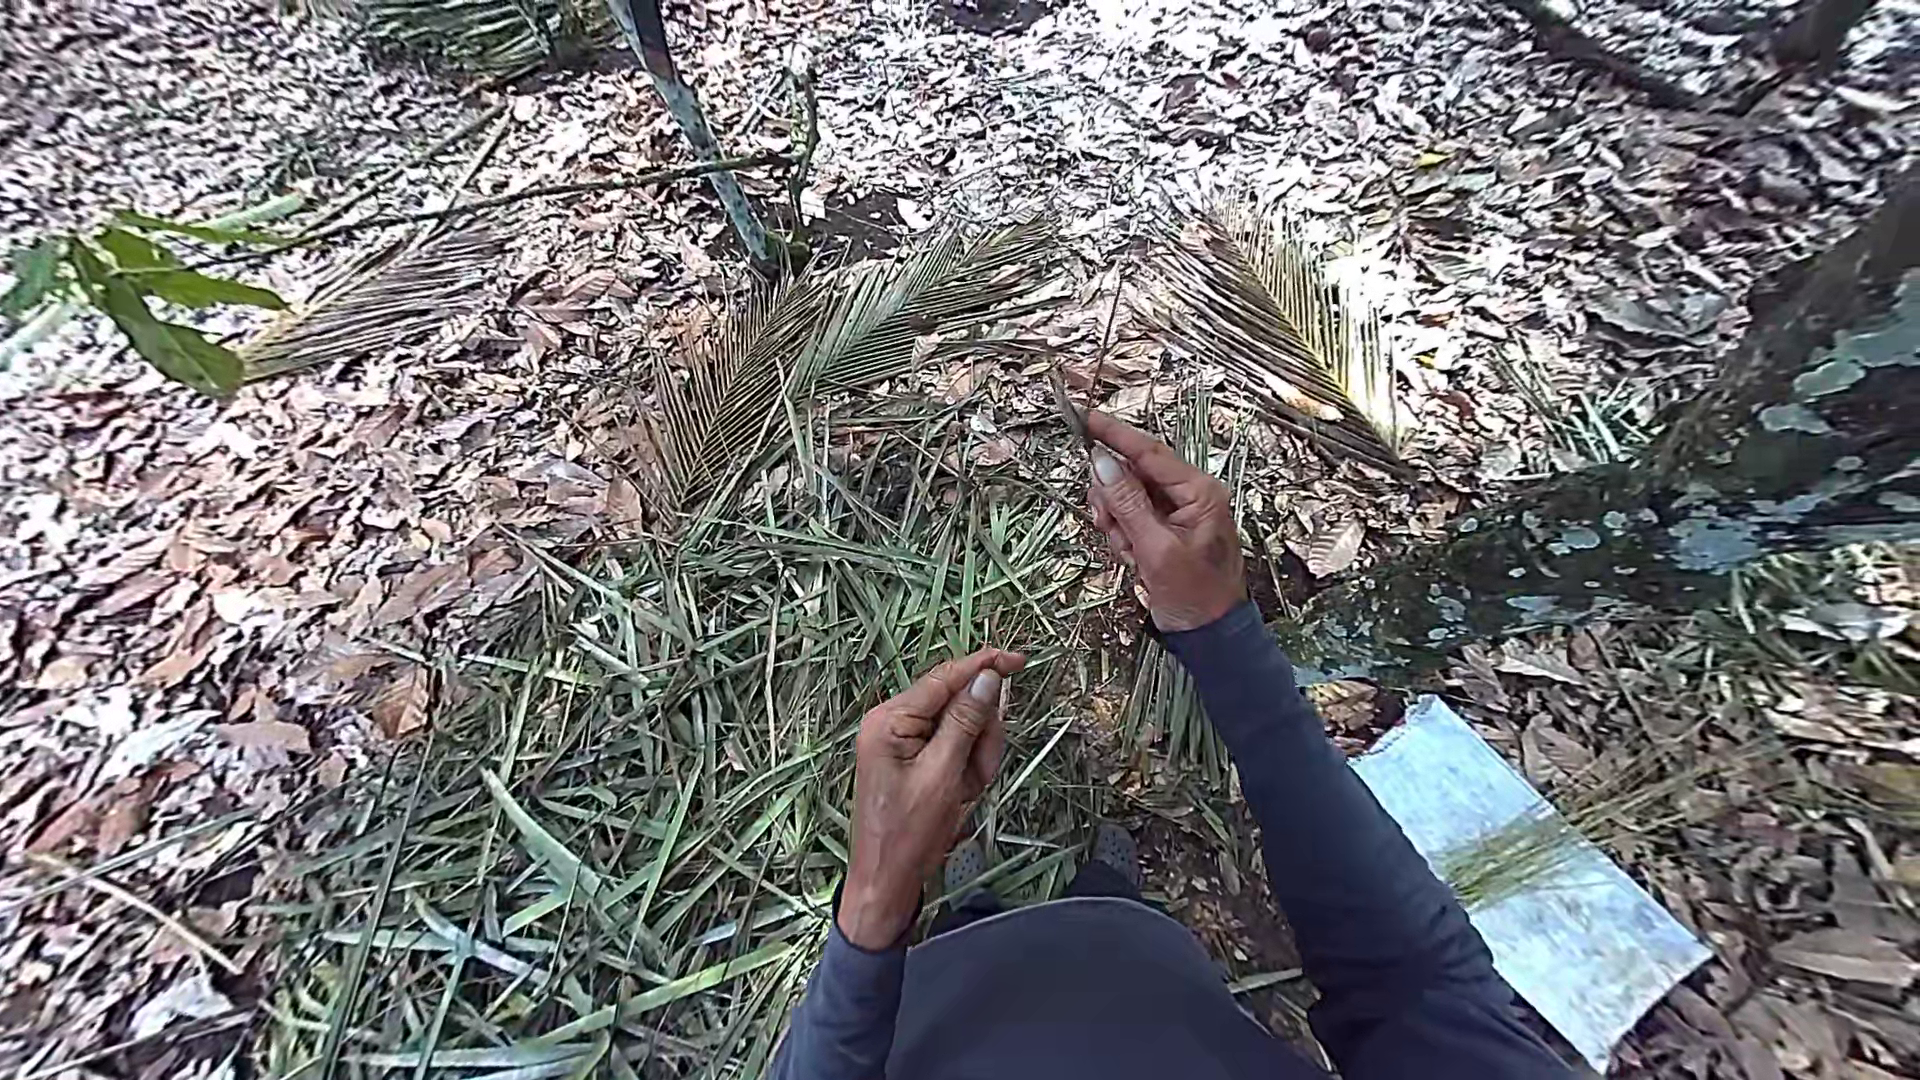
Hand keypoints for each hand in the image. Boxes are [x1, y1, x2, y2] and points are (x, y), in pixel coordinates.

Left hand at [840, 647, 1027, 948]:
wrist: (885, 884)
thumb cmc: (907, 834)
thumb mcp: (944, 774)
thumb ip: (966, 721)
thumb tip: (987, 677)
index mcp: (891, 718)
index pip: (945, 677)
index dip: (983, 666)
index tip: (1017, 660)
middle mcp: (894, 720)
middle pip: (957, 703)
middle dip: (979, 735)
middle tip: (978, 772)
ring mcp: (902, 739)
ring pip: (962, 727)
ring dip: (975, 756)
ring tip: (965, 791)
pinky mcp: (912, 757)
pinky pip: (954, 748)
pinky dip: (967, 767)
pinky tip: (959, 794)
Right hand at [1086, 410, 1245, 632]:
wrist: (1207, 633)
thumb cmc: (1193, 593)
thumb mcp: (1156, 549)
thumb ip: (1127, 503)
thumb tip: (1101, 463)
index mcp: (1198, 492)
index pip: (1149, 452)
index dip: (1115, 435)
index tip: (1086, 419)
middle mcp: (1186, 495)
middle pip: (1130, 474)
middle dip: (1113, 499)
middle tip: (1109, 525)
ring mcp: (1172, 512)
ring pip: (1123, 496)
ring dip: (1115, 521)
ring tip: (1128, 550)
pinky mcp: (1159, 529)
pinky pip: (1126, 517)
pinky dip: (1120, 534)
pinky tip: (1131, 557)